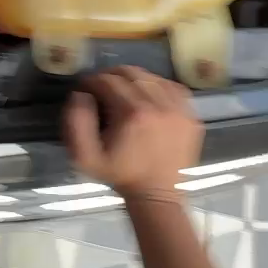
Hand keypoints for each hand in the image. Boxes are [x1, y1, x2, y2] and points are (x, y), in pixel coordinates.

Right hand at [65, 67, 201, 196]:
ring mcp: (179, 110)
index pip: (107, 81)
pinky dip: (158, 85)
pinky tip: (148, 94)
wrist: (157, 194)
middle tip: (100, 87)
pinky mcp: (191, 116)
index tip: (84, 89)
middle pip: (131, 73)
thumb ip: (76, 122)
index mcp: (132, 113)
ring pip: (153, 77)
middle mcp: (158, 105)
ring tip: (122, 90)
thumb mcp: (84, 156)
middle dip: (110, 76)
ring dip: (133, 79)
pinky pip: (174, 88)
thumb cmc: (119, 174)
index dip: (91, 81)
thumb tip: (80, 95)